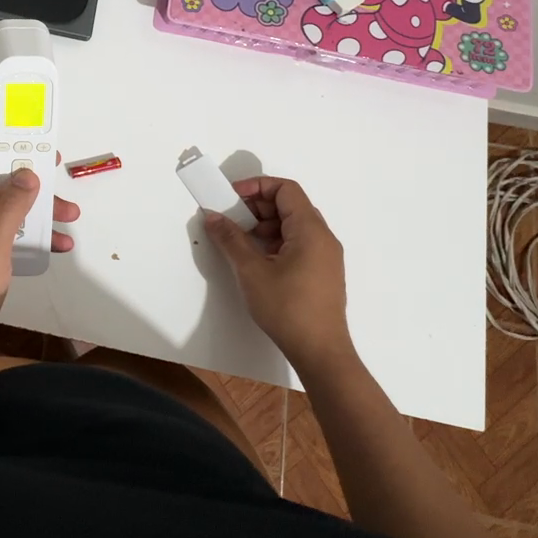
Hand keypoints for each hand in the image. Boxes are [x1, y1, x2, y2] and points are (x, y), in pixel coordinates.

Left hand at [0, 112, 79, 375]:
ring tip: (70, 210)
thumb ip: (7, 210)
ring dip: (37, 201)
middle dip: (23, 162)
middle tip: (55, 160)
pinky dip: (35, 231)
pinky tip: (62, 243)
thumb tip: (29, 172)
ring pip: (6, 199)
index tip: (19, 113)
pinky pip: (11, 229)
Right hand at [202, 177, 354, 374]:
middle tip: (230, 218)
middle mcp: (322, 237)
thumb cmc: (287, 307)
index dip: (256, 186)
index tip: (231, 197)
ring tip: (239, 239)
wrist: (320, 351)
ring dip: (263, 224)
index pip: (286, 189)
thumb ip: (230, 238)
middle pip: (289, 205)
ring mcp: (324, 256)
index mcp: (310, 230)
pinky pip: (297, 242)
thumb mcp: (251, 270)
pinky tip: (255, 258)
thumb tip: (212, 216)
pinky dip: (274, 240)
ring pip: (292, 224)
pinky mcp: (321, 271)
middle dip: (257, 206)